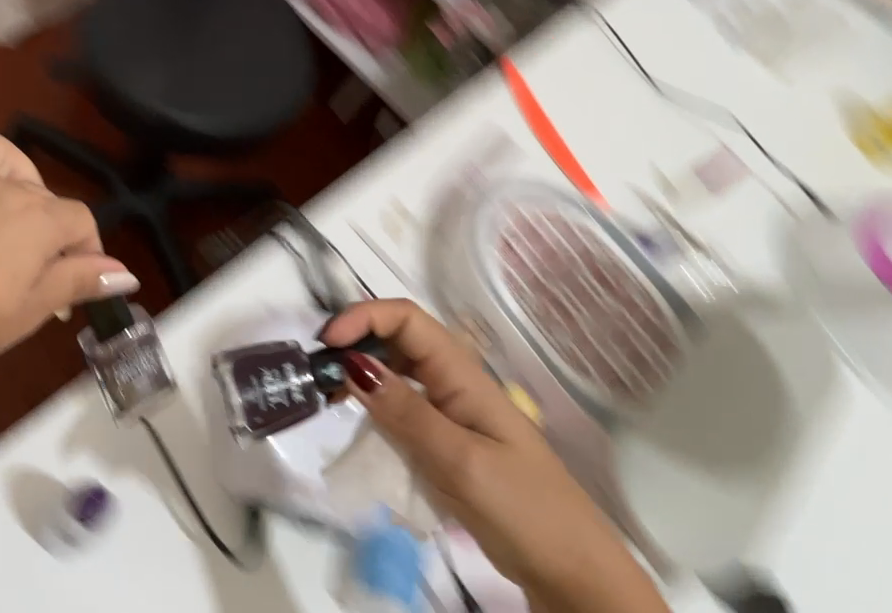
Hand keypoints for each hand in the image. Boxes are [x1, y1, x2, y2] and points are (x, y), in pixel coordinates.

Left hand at [0, 116, 137, 385]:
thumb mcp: (26, 314)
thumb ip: (76, 282)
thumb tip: (124, 270)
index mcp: (39, 220)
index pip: (81, 223)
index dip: (87, 256)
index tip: (72, 297)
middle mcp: (3, 187)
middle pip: (43, 194)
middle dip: (52, 233)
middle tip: (39, 282)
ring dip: (16, 174)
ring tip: (16, 207)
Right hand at [321, 300, 667, 612]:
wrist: (573, 572)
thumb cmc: (523, 509)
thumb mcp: (458, 460)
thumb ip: (405, 411)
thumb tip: (352, 363)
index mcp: (463, 375)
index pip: (406, 319)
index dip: (363, 318)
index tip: (326, 346)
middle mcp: (455, 384)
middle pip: (397, 341)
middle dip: (354, 345)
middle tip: (318, 377)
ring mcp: (452, 414)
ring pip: (397, 375)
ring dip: (361, 378)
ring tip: (329, 402)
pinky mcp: (448, 443)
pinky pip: (402, 410)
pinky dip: (374, 410)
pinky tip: (359, 432)